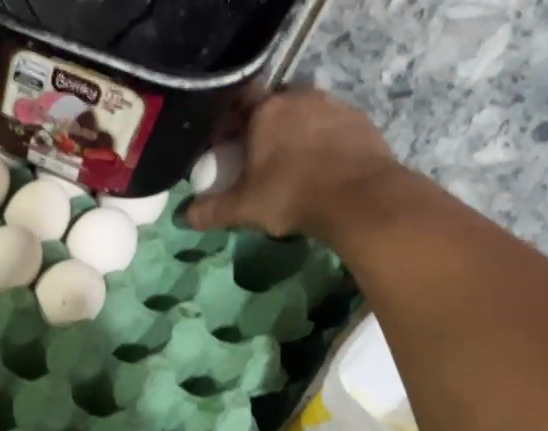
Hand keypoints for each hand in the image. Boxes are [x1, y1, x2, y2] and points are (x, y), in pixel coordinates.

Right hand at [186, 87, 404, 239]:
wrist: (357, 198)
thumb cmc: (288, 195)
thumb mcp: (239, 209)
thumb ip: (208, 211)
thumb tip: (186, 216)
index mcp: (268, 110)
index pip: (241, 98)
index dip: (230, 118)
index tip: (225, 141)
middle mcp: (302, 97)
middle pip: (275, 103)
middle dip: (263, 123)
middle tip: (255, 153)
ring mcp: (336, 106)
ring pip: (305, 112)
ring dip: (294, 131)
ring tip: (288, 163)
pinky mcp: (361, 121)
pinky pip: (331, 126)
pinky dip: (321, 141)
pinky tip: (316, 167)